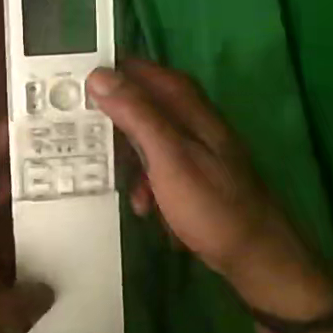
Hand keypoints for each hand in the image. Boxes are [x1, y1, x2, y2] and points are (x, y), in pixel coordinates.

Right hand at [85, 59, 332, 317]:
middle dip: (111, 120)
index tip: (73, 84)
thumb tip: (98, 75)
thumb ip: (136, 114)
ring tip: (114, 177)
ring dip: (125, 155)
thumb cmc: (213, 206)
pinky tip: (143, 203)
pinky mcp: (193, 175)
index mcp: (188, 108)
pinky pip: (155, 166)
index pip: (142, 71)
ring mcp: (195, 149)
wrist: (259, 261)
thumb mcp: (168, 157)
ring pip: (144, 136)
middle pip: (141, 104)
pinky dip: (143, 180)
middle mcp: (193, 120)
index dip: (109, 73)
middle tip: (82, 135)